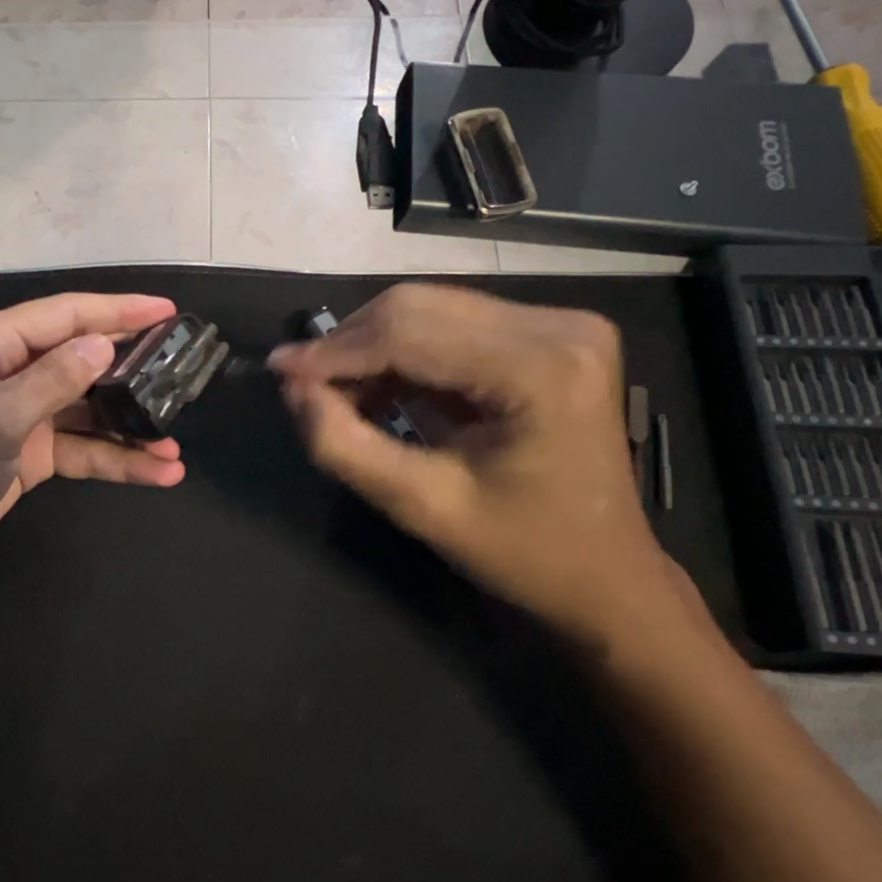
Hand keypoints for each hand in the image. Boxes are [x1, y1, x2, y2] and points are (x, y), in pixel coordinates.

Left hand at [0, 293, 187, 615]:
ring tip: (176, 443)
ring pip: (88, 408)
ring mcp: (20, 414)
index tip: (169, 310)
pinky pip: (81, 448)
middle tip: (187, 374)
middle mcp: (8, 371)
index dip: (117, 311)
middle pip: (82, 358)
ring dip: (130, 425)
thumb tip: (103, 343)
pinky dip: (115, 458)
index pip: (63, 315)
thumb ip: (50, 382)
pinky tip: (157, 473)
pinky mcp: (28, 454)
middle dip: (134, 369)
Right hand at [268, 283, 672, 635]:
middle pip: (418, 306)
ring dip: (372, 348)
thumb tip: (293, 390)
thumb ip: (345, 446)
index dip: (333, 350)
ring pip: (430, 308)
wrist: (605, 575)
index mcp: (541, 368)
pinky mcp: (551, 335)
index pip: (409, 333)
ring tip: (337, 396)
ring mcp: (561, 325)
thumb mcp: (420, 506)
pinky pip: (452, 324)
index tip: (276, 370)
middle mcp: (559, 326)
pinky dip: (403, 353)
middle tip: (303, 389)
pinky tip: (379, 391)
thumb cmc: (520, 551)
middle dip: (349, 345)